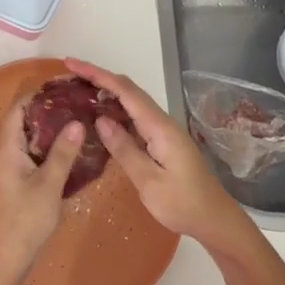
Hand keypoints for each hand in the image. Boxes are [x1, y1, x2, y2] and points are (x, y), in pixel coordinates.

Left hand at [0, 98, 80, 284]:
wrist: (8, 258)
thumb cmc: (26, 220)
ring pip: (30, 140)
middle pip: (24, 122)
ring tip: (78, 120)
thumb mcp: (49, 186)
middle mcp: (6, 154)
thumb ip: (62, 153)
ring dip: (50, 130)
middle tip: (76, 102)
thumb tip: (75, 122)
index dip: (36, 94)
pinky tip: (71, 150)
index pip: (18, 109)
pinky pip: (33, 156)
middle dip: (47, 110)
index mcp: (8, 149)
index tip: (62, 86)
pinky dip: (49, 149)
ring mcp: (11, 169)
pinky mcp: (18, 182)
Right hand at [64, 58, 252, 251]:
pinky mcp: (162, 142)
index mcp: (159, 127)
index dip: (97, 74)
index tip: (71, 63)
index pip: (125, 91)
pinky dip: (115, 110)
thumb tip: (100, 120)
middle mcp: (162, 122)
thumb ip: (124, 149)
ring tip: (78, 91)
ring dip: (106, 92)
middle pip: (128, 90)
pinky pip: (135, 117)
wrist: (215, 220)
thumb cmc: (183, 204)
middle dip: (99, 78)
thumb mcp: (148, 181)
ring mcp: (163, 131)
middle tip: (69, 76)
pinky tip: (100, 117)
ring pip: (132, 102)